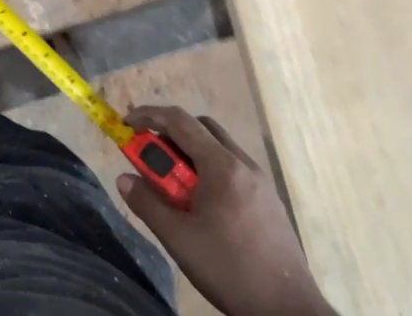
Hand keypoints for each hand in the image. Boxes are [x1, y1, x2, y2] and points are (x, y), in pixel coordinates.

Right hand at [117, 106, 335, 315]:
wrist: (287, 308)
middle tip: (150, 159)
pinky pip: (233, 168)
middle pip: (201, 128)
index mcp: (222, 166)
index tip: (126, 125)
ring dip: (191, 153)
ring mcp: (260, 181)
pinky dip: (210, 170)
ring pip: (219, 148)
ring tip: (174, 186)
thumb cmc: (229, 269)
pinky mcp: (269, 200)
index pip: (180, 120)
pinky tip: (202, 205)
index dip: (148, 115)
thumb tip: (124, 178)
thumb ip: (147, 204)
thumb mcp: (178, 239)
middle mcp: (243, 164)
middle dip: (170, 134)